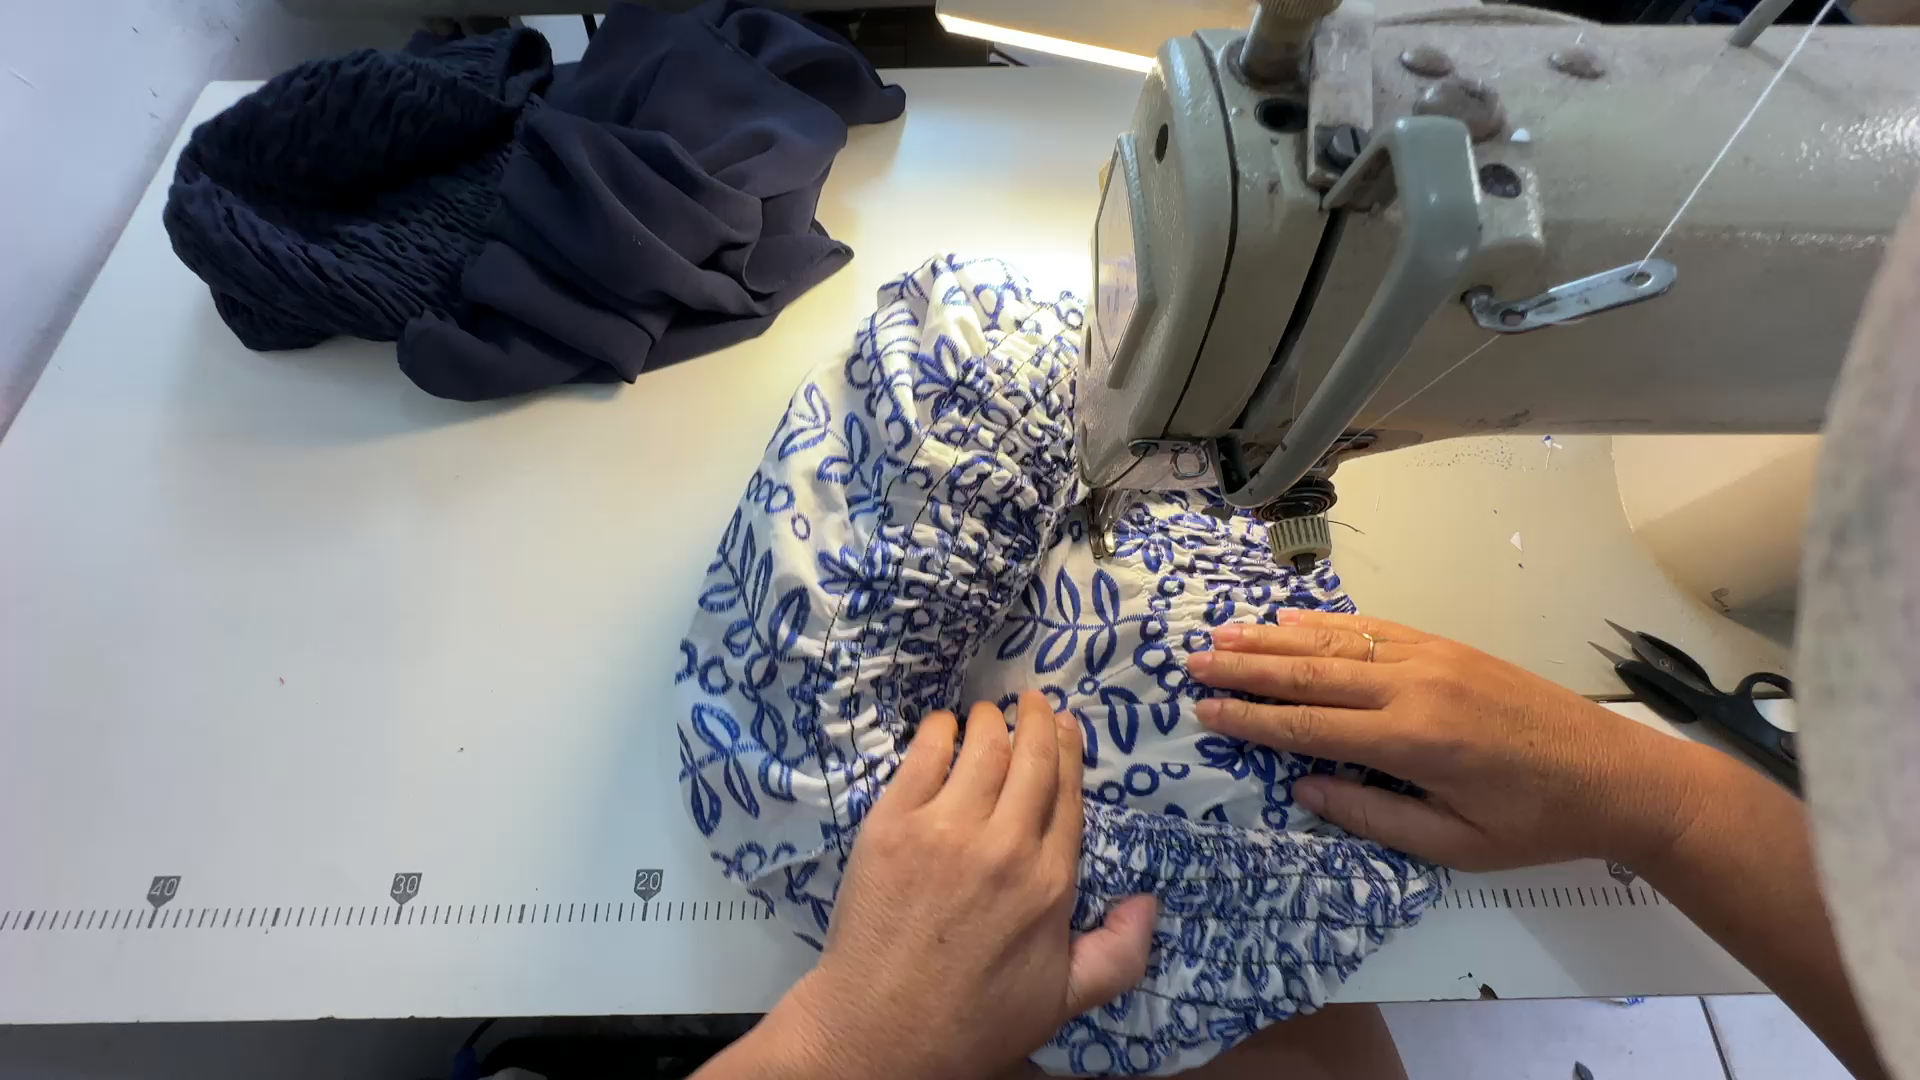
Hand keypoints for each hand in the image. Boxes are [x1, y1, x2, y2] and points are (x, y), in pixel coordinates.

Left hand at [736, 691, 1156, 1079]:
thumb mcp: (1063, 1002)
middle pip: (1032, 757)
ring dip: (991, 719)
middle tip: (1033, 699)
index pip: (1067, 791)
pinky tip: (945, 725)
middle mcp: (1005, 844)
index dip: (1068, 748)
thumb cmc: (974, 1018)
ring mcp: (946, 829)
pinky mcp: (894, 821)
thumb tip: (1149, 900)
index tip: (1066, 722)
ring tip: (989, 713)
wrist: (881, 1031)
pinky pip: (925, 753)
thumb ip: (1118, 955)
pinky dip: (940, 729)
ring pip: (983, 746)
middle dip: (1038, 718)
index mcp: (1050, 881)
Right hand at [1186, 611, 1708, 871]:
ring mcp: (1427, 657)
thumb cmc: (1536, 822)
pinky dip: (1321, 622)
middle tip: (1194, 662)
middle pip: (1308, 672)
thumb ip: (1373, 815)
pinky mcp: (1442, 644)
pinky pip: (1369, 626)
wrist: (1623, 776)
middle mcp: (1411, 687)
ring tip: (1223, 633)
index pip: (1309, 727)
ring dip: (1271, 638)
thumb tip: (1302, 787)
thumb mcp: (1456, 844)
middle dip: (1245, 669)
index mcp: (1413, 742)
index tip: (1206, 711)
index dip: (1251, 720)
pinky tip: (1286, 619)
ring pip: (1331, 642)